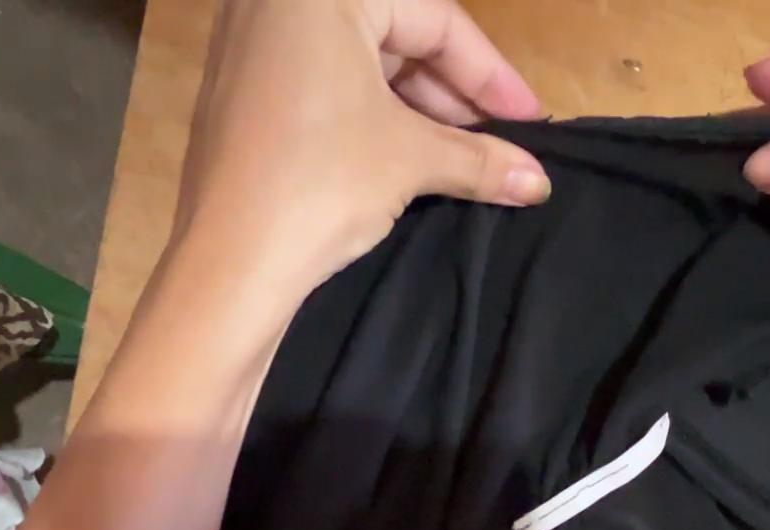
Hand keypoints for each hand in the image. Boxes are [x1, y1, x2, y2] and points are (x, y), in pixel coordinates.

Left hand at [173, 0, 551, 291]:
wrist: (229, 263)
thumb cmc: (322, 185)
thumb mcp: (409, 161)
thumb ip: (480, 161)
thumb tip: (539, 181)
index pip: (434, 16)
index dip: (491, 75)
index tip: (530, 121)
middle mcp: (278, 1)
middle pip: (395, 34)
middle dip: (454, 96)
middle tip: (497, 143)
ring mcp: (252, 46)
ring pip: (360, 66)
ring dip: (418, 112)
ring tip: (460, 159)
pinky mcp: (241, 95)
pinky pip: (325, 89)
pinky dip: (371, 120)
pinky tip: (406, 158)